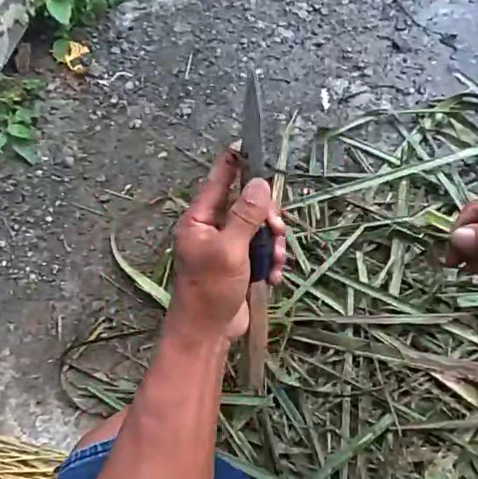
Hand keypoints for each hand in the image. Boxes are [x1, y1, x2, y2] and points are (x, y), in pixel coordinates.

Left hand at [167, 147, 286, 342]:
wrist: (208, 332)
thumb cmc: (209, 290)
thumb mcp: (230, 249)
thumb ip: (245, 215)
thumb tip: (260, 183)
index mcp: (200, 219)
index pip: (218, 181)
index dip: (235, 163)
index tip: (250, 147)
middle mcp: (212, 228)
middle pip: (247, 205)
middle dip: (267, 218)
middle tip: (278, 232)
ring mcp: (227, 247)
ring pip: (259, 229)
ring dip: (273, 244)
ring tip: (274, 262)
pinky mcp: (240, 264)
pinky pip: (262, 251)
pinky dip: (271, 261)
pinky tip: (273, 277)